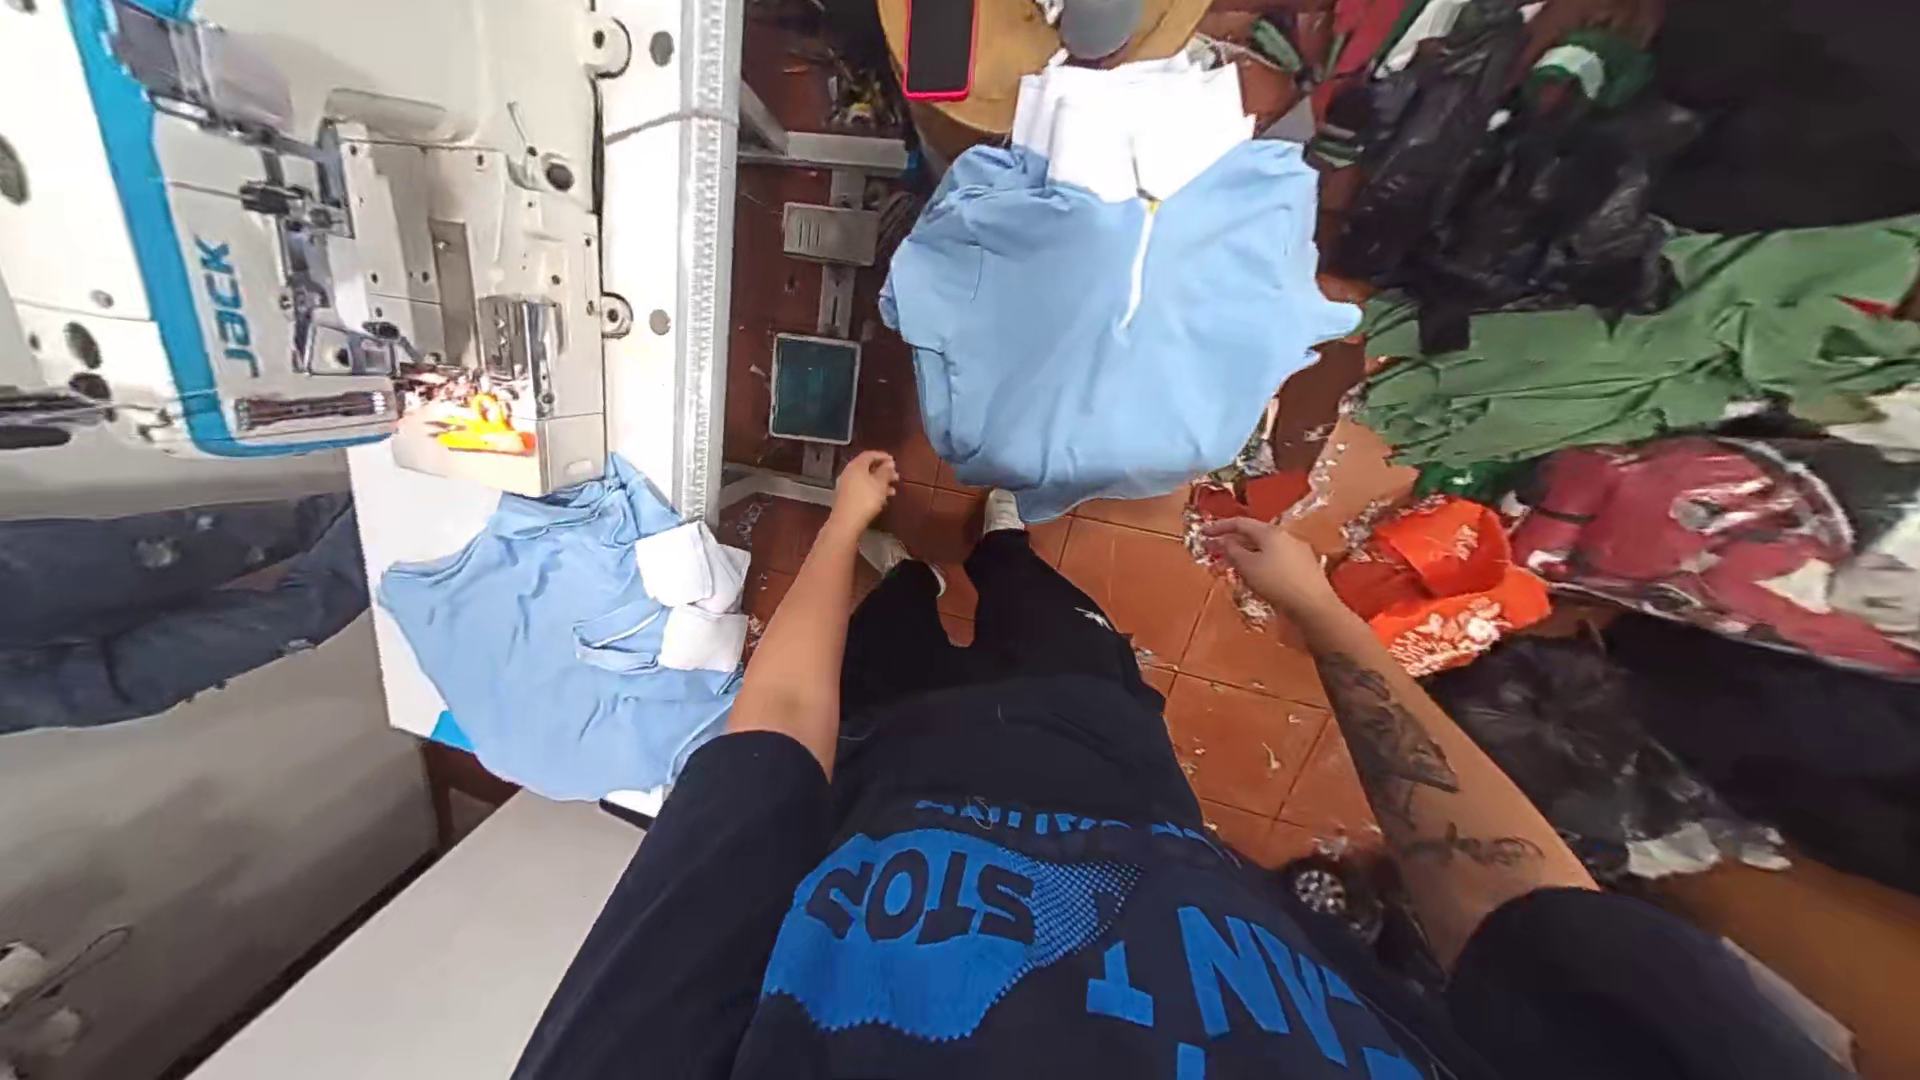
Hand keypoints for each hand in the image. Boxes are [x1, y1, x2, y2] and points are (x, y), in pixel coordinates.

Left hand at [829, 450, 897, 530]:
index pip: (870, 455)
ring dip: (880, 483)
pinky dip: (873, 490)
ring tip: (892, 491)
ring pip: (866, 479)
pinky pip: (862, 488)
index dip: (882, 456)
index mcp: (856, 466)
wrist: (847, 521)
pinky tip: (882, 499)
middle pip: (868, 467)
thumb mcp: (880, 484)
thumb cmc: (866, 499)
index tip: (894, 461)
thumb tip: (889, 463)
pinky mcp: (847, 496)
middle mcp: (849, 472)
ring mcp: (846, 485)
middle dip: (883, 471)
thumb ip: (885, 472)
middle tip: (895, 476)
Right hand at [1202, 517, 1340, 619]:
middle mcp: (1285, 536)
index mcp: (1270, 532)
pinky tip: (1256, 574)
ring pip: (1264, 547)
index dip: (1219, 527)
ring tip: (1233, 564)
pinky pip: (1275, 557)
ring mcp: (1297, 550)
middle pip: (1253, 534)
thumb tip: (1222, 541)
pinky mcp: (1304, 566)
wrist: (1314, 606)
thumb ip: (1231, 550)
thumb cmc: (1276, 582)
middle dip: (1232, 541)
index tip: (1202, 533)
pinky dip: (1259, 561)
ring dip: (1245, 552)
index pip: (1240, 523)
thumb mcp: (1246, 566)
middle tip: (1215, 550)